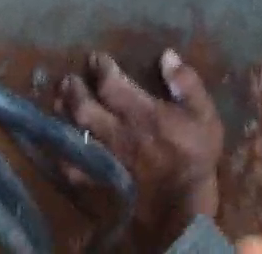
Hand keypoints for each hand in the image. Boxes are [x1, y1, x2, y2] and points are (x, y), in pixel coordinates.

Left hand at [58, 50, 222, 247]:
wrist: (182, 206)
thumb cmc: (195, 154)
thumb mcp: (204, 114)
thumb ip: (186, 83)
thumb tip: (167, 55)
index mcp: (141, 113)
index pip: (112, 84)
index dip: (101, 68)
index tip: (95, 57)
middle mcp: (117, 132)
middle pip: (84, 108)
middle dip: (74, 90)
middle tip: (68, 78)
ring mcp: (105, 158)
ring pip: (74, 133)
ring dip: (63, 115)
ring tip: (57, 101)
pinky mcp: (99, 180)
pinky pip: (72, 167)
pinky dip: (62, 153)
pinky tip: (58, 145)